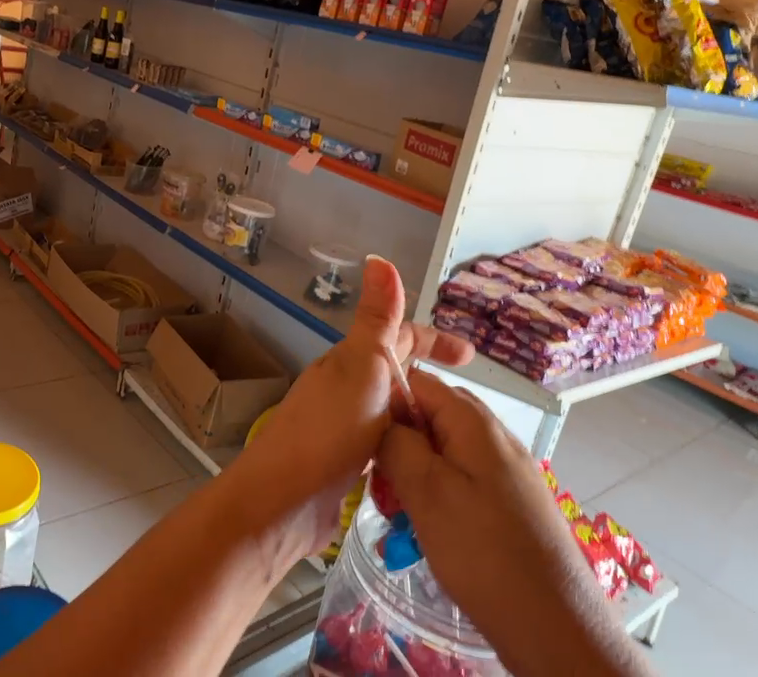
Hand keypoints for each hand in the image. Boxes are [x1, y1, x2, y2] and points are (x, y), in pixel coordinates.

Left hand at [228, 257, 472, 557]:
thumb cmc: (327, 430)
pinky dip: (410, 452)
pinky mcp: (348, 465)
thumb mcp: (360, 367)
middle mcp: (348, 389)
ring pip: (395, 414)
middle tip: (475, 410)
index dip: (434, 340)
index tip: (472, 356)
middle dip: (435, 386)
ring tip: (459, 442)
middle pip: (399, 376)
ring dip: (424, 422)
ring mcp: (346, 428)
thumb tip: (378, 257)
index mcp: (352, 361)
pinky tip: (429, 470)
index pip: (399, 338)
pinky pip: (389, 450)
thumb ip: (375, 319)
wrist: (282, 500)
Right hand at [376, 372, 652, 675]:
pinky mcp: (513, 504)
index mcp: (475, 422)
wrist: (555, 626)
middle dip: (399, 440)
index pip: (419, 381)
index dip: (385, 400)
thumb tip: (383, 418)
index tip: (361, 438)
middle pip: (433, 416)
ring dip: (416, 472)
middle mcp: (496, 437)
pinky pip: (464, 480)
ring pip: (446, 451)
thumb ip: (397, 442)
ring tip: (398, 511)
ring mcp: (508, 471)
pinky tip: (428, 529)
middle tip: (378, 479)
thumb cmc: (483, 552)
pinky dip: (439, 495)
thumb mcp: (426, 491)